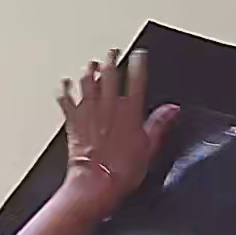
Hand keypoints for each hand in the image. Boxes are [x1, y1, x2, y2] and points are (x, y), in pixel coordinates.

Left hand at [57, 49, 180, 216]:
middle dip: (111, 61)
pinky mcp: (73, 123)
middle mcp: (108, 108)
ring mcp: (89, 114)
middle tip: (112, 51)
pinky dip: (65, 92)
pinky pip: (67, 102)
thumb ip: (160, 125)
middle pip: (110, 77)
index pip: (136, 82)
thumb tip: (172, 109)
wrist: (96, 184)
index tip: (138, 54)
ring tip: (91, 63)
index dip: (138, 65)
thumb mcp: (150, 148)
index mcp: (129, 113)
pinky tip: (63, 84)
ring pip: (88, 85)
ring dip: (89, 72)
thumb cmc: (122, 171)